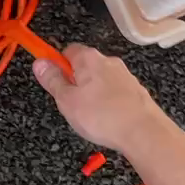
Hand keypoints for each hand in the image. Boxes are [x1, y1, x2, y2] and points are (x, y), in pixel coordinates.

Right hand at [33, 43, 170, 153]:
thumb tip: (39, 63)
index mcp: (88, 59)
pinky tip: (106, 119)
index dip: (57, 64)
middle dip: (75, 81)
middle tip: (69, 102)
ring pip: (100, 80)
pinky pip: (115, 92)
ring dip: (93, 92)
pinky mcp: (136, 91)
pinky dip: (108, 101)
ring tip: (89, 115)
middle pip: (84, 65)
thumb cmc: (103, 116)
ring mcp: (125, 76)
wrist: (144, 133)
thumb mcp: (66, 100)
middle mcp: (108, 61)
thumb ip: (52, 80)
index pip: (67, 51)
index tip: (52, 80)